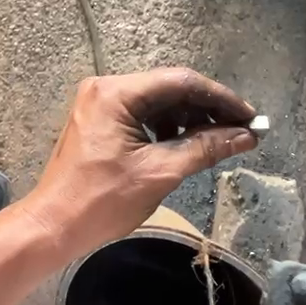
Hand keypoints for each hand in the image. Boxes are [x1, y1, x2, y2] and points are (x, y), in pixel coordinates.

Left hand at [20, 68, 257, 259]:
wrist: (54, 223)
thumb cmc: (102, 200)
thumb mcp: (159, 172)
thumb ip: (204, 148)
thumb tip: (245, 136)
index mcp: (115, 92)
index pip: (179, 81)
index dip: (220, 98)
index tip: (251, 117)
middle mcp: (105, 88)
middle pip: (167, 88)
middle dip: (205, 108)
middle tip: (240, 131)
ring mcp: (98, 103)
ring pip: (155, 101)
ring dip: (187, 118)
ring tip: (214, 141)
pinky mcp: (98, 120)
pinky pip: (140, 114)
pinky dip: (165, 126)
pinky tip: (182, 145)